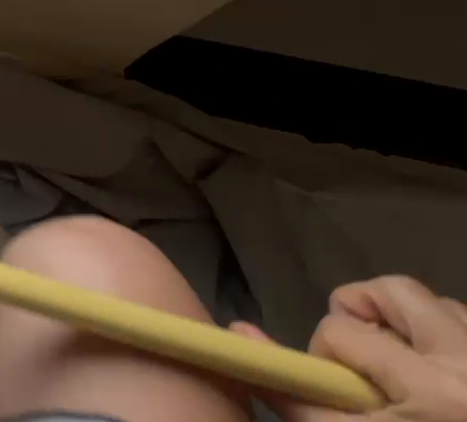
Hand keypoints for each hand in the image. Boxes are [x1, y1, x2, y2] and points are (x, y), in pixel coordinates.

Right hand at [232, 276, 466, 419]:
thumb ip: (294, 395)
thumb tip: (239, 330)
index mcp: (436, 389)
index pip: (343, 329)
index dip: (327, 351)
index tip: (339, 385)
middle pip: (396, 290)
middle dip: (364, 310)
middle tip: (363, 350)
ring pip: (440, 304)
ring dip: (410, 324)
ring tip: (404, 363)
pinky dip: (446, 340)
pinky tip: (439, 373)